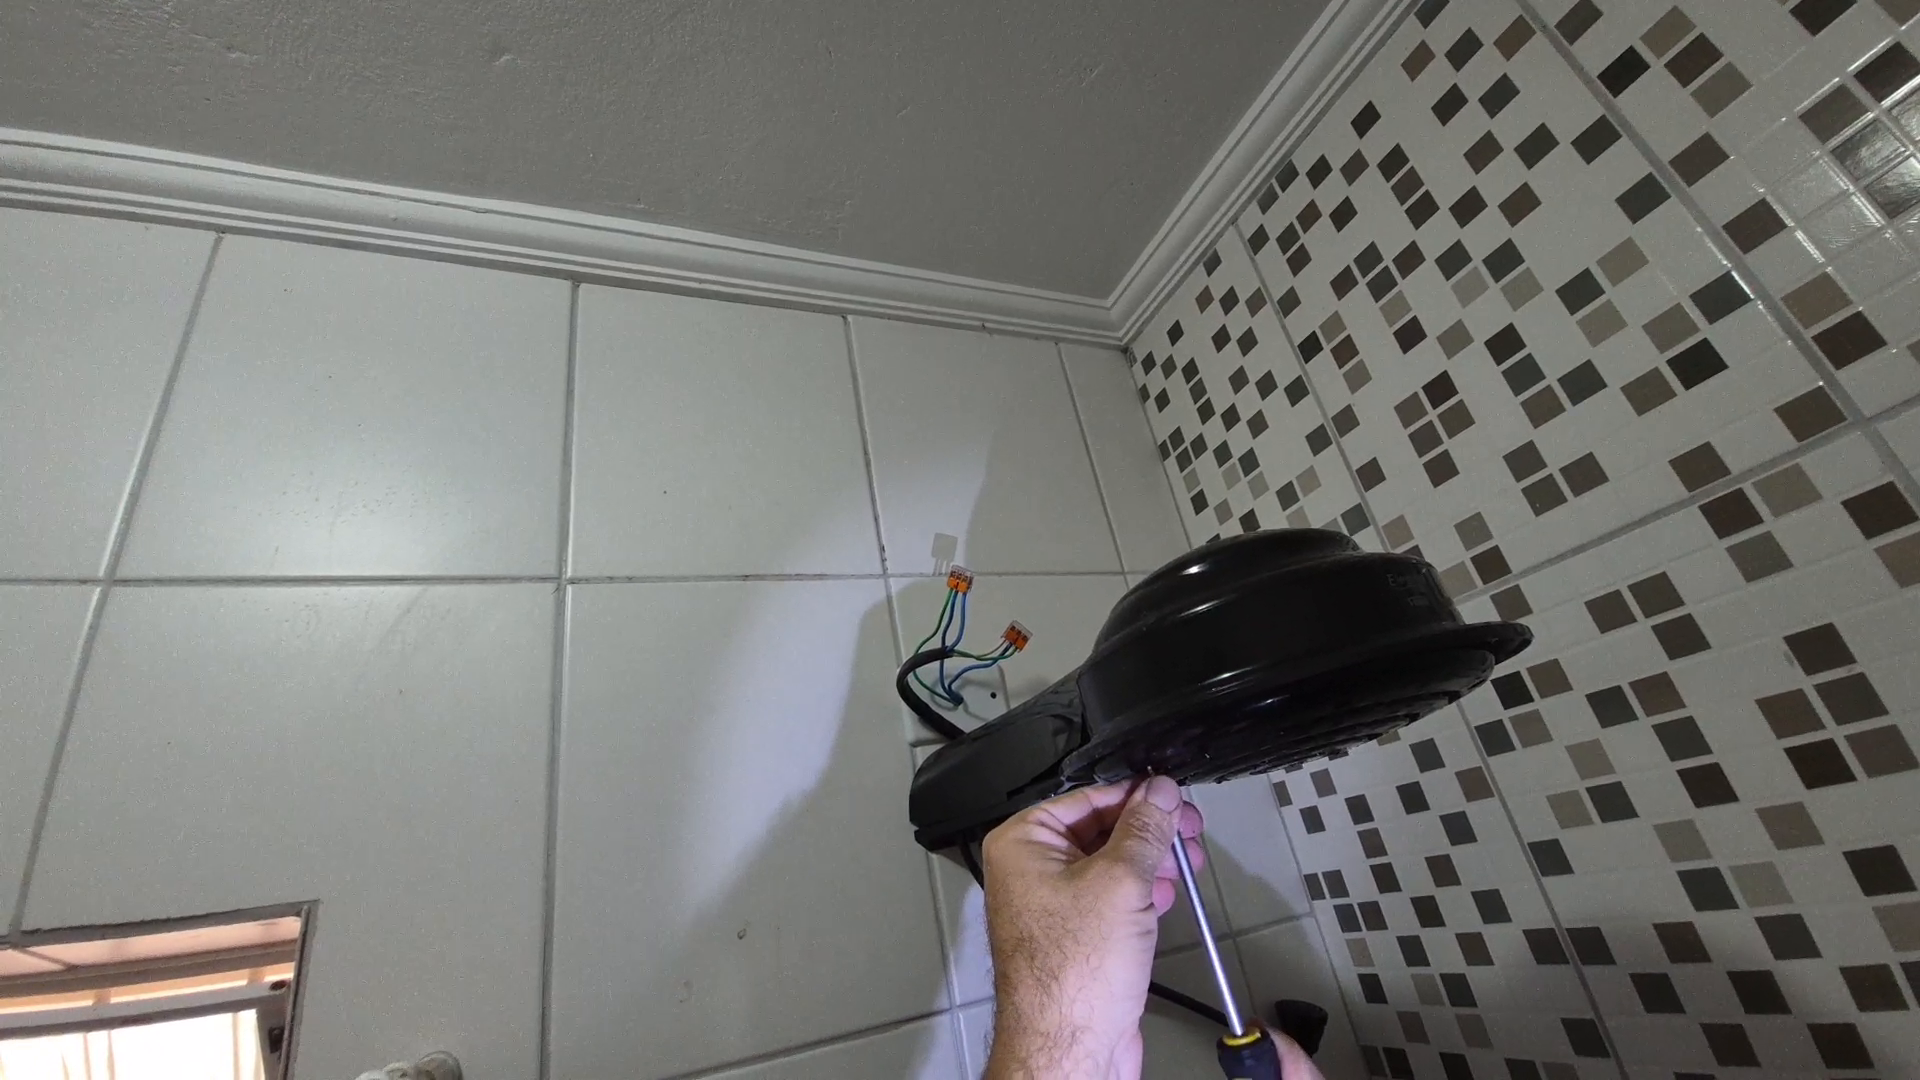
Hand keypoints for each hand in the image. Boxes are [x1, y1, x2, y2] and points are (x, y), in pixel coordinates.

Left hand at [980, 776, 1203, 1079]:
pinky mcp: (1076, 934)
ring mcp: (1053, 903)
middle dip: (1147, 828)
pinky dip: (1141, 890)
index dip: (1133, 794)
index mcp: (1023, 842)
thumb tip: (1158, 793)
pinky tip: (1166, 889)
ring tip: (1186, 853)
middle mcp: (1031, 868)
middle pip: (1099, 829)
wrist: (1070, 1052)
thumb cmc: (1070, 976)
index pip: (1086, 799)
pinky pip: (1110, 896)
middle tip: (1186, 824)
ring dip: (1150, 857)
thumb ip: (1144, 831)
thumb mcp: (1120, 883)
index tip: (1168, 791)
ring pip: (1109, 862)